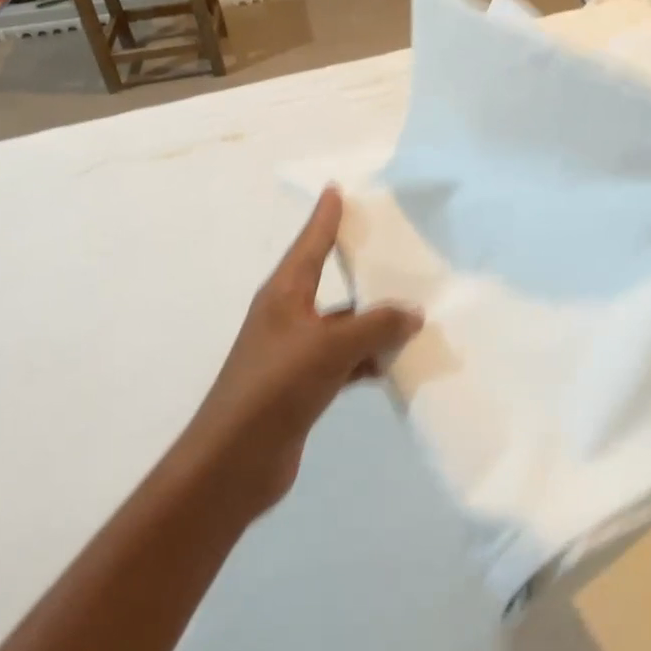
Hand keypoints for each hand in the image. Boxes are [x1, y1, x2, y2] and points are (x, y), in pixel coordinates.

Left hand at [200, 188, 421, 512]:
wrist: (234, 461)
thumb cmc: (275, 388)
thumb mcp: (331, 348)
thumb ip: (376, 326)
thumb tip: (413, 313)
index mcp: (284, 295)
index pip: (310, 244)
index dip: (325, 217)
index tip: (336, 189)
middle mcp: (288, 316)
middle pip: (331, 283)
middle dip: (364, 271)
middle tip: (401, 252)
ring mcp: (295, 353)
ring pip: (343, 326)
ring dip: (374, 323)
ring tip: (417, 315)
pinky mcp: (303, 386)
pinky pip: (345, 360)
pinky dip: (368, 359)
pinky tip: (397, 364)